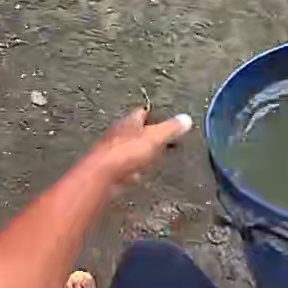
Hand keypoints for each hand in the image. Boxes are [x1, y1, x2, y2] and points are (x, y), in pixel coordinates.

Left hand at [78, 109, 192, 185]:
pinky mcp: (109, 169)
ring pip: (128, 148)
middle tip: (158, 138)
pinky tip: (137, 174)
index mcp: (128, 122)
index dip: (153, 115)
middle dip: (146, 134)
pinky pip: (124, 166)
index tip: (164, 118)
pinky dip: (132, 168)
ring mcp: (112, 152)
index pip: (141, 113)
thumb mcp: (154, 137)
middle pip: (134, 131)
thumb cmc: (126, 152)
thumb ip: (170, 129)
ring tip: (150, 156)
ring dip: (139, 152)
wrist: (101, 175)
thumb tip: (186, 119)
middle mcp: (117, 134)